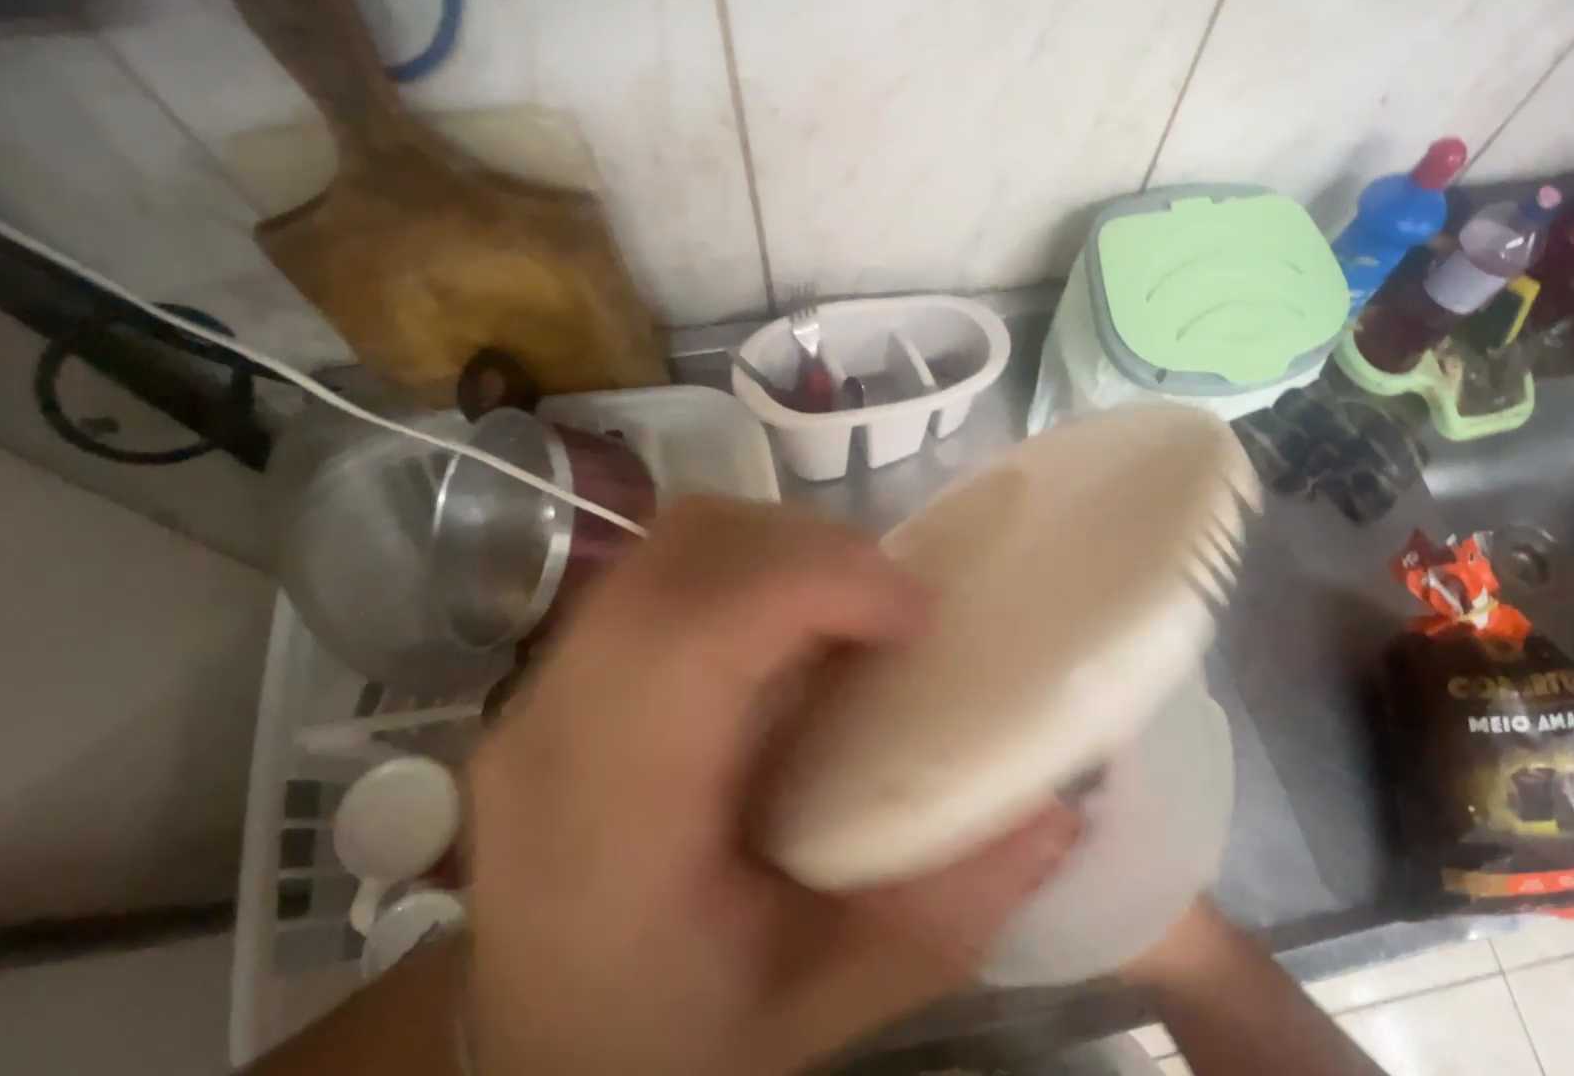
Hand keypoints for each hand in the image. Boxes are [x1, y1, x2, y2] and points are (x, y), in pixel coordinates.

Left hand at [464, 497, 1079, 1075]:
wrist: (522, 1046)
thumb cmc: (665, 1035)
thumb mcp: (815, 1007)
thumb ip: (936, 920)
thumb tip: (1051, 811)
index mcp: (608, 817)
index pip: (695, 627)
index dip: (817, 580)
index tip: (918, 613)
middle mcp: (553, 725)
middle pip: (685, 553)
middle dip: (814, 551)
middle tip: (899, 616)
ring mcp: (540, 688)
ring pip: (671, 548)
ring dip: (781, 556)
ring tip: (851, 625)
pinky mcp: (554, 676)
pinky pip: (660, 576)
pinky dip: (745, 577)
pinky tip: (790, 648)